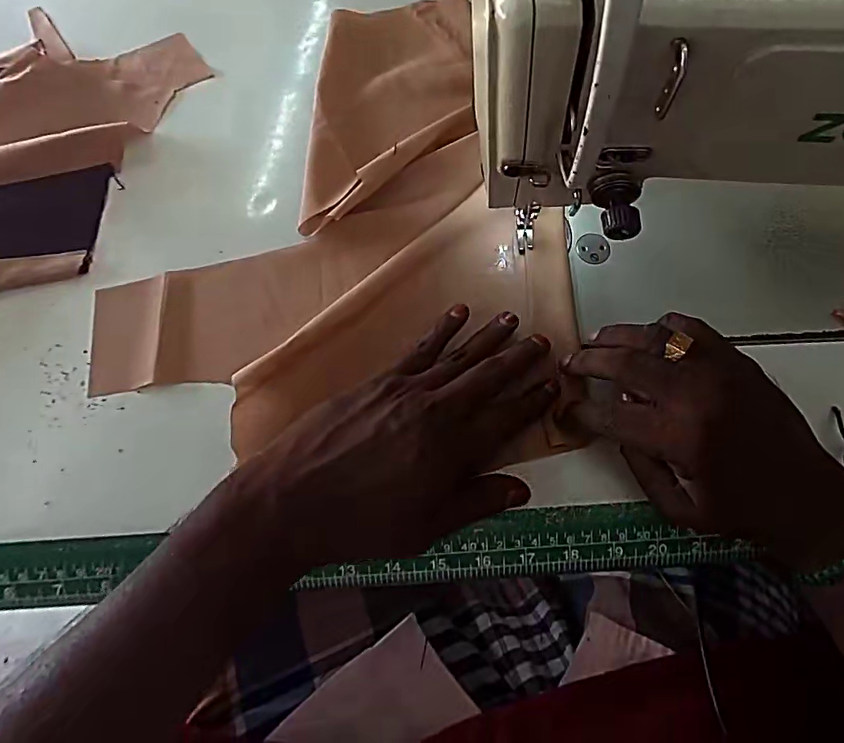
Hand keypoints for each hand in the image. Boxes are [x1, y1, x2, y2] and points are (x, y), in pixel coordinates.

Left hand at [215, 305, 554, 571]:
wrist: (292, 499)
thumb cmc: (361, 524)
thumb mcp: (424, 529)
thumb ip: (474, 504)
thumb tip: (521, 490)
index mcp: (450, 451)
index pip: (503, 419)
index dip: (531, 401)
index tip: (551, 384)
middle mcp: (434, 411)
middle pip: (485, 379)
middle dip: (517, 360)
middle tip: (542, 342)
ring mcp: (406, 390)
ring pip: (457, 358)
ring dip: (487, 338)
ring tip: (511, 319)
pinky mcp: (380, 380)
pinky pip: (420, 349)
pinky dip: (441, 331)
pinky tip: (457, 314)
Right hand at [561, 313, 843, 571]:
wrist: (807, 496)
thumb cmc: (743, 510)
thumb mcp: (681, 510)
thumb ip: (640, 467)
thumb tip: (618, 420)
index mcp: (681, 438)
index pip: (612, 414)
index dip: (581, 410)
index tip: (568, 409)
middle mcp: (696, 396)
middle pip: (625, 363)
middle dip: (589, 361)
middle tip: (571, 363)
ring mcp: (717, 370)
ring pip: (654, 336)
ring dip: (618, 336)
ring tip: (597, 341)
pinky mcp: (735, 359)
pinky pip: (690, 328)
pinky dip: (662, 328)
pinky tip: (650, 336)